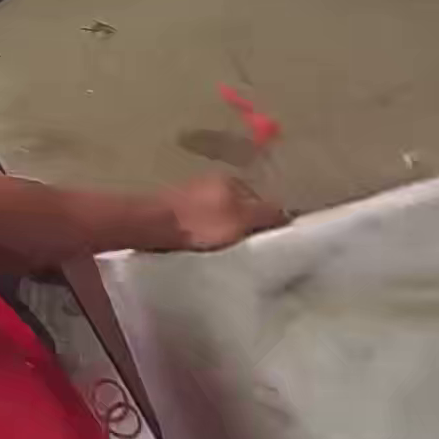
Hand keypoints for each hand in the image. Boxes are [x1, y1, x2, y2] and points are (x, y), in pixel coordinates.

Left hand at [159, 173, 290, 251]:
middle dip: (249, 231)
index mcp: (231, 181)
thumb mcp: (241, 219)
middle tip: (255, 256)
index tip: (278, 250)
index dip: (273, 227)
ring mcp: (193, 196)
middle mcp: (212, 183)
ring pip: (222, 219)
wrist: (151, 226)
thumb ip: (266, 215)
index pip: (265, 204)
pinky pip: (204, 226)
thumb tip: (287, 214)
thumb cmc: (199, 222)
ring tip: (232, 257)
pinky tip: (208, 251)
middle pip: (243, 211)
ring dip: (228, 235)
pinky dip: (209, 237)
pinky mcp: (177, 212)